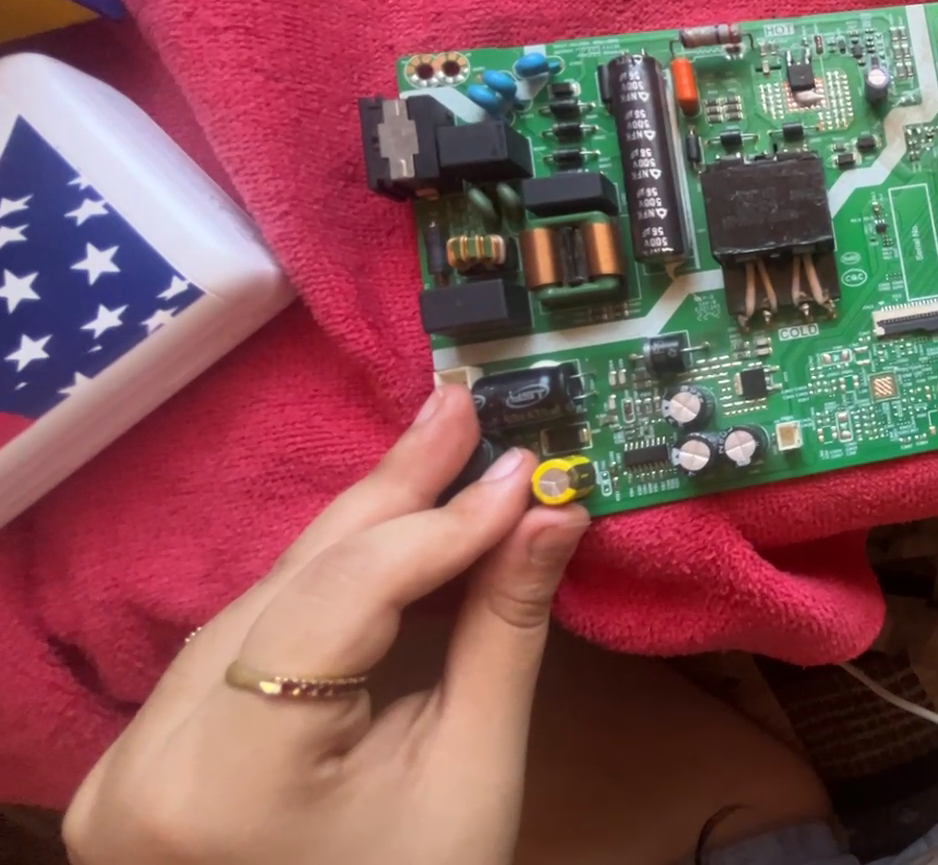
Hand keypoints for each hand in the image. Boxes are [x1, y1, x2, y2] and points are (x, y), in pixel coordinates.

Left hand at [62, 384, 588, 864]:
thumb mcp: (479, 760)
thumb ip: (508, 625)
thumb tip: (557, 512)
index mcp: (224, 774)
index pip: (343, 597)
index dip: (445, 524)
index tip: (526, 471)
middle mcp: (147, 750)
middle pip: (295, 575)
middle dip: (398, 485)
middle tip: (464, 406)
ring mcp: (138, 745)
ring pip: (277, 586)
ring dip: (378, 518)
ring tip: (446, 449)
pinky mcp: (164, 737)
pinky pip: (268, 619)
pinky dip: (349, 564)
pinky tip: (400, 524)